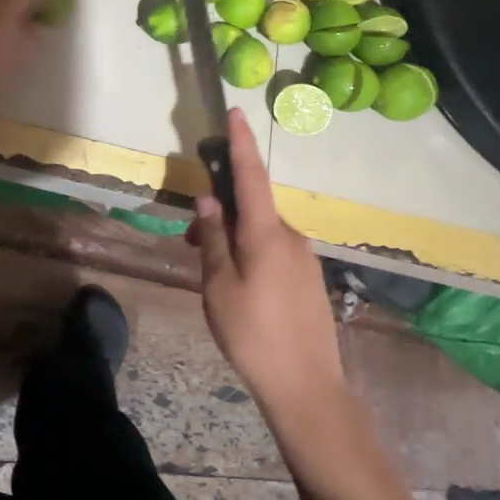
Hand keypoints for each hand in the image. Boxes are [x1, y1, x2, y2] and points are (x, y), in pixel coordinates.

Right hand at [187, 108, 343, 403]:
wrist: (307, 388)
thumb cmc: (253, 333)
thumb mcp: (218, 285)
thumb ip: (212, 238)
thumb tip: (209, 200)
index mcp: (267, 233)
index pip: (251, 176)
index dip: (241, 143)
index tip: (235, 112)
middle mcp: (291, 237)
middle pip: (251, 208)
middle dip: (221, 212)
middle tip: (191, 241)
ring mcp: (304, 259)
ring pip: (260, 233)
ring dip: (233, 238)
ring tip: (211, 275)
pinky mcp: (309, 279)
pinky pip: (273, 251)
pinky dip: (249, 254)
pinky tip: (237, 289)